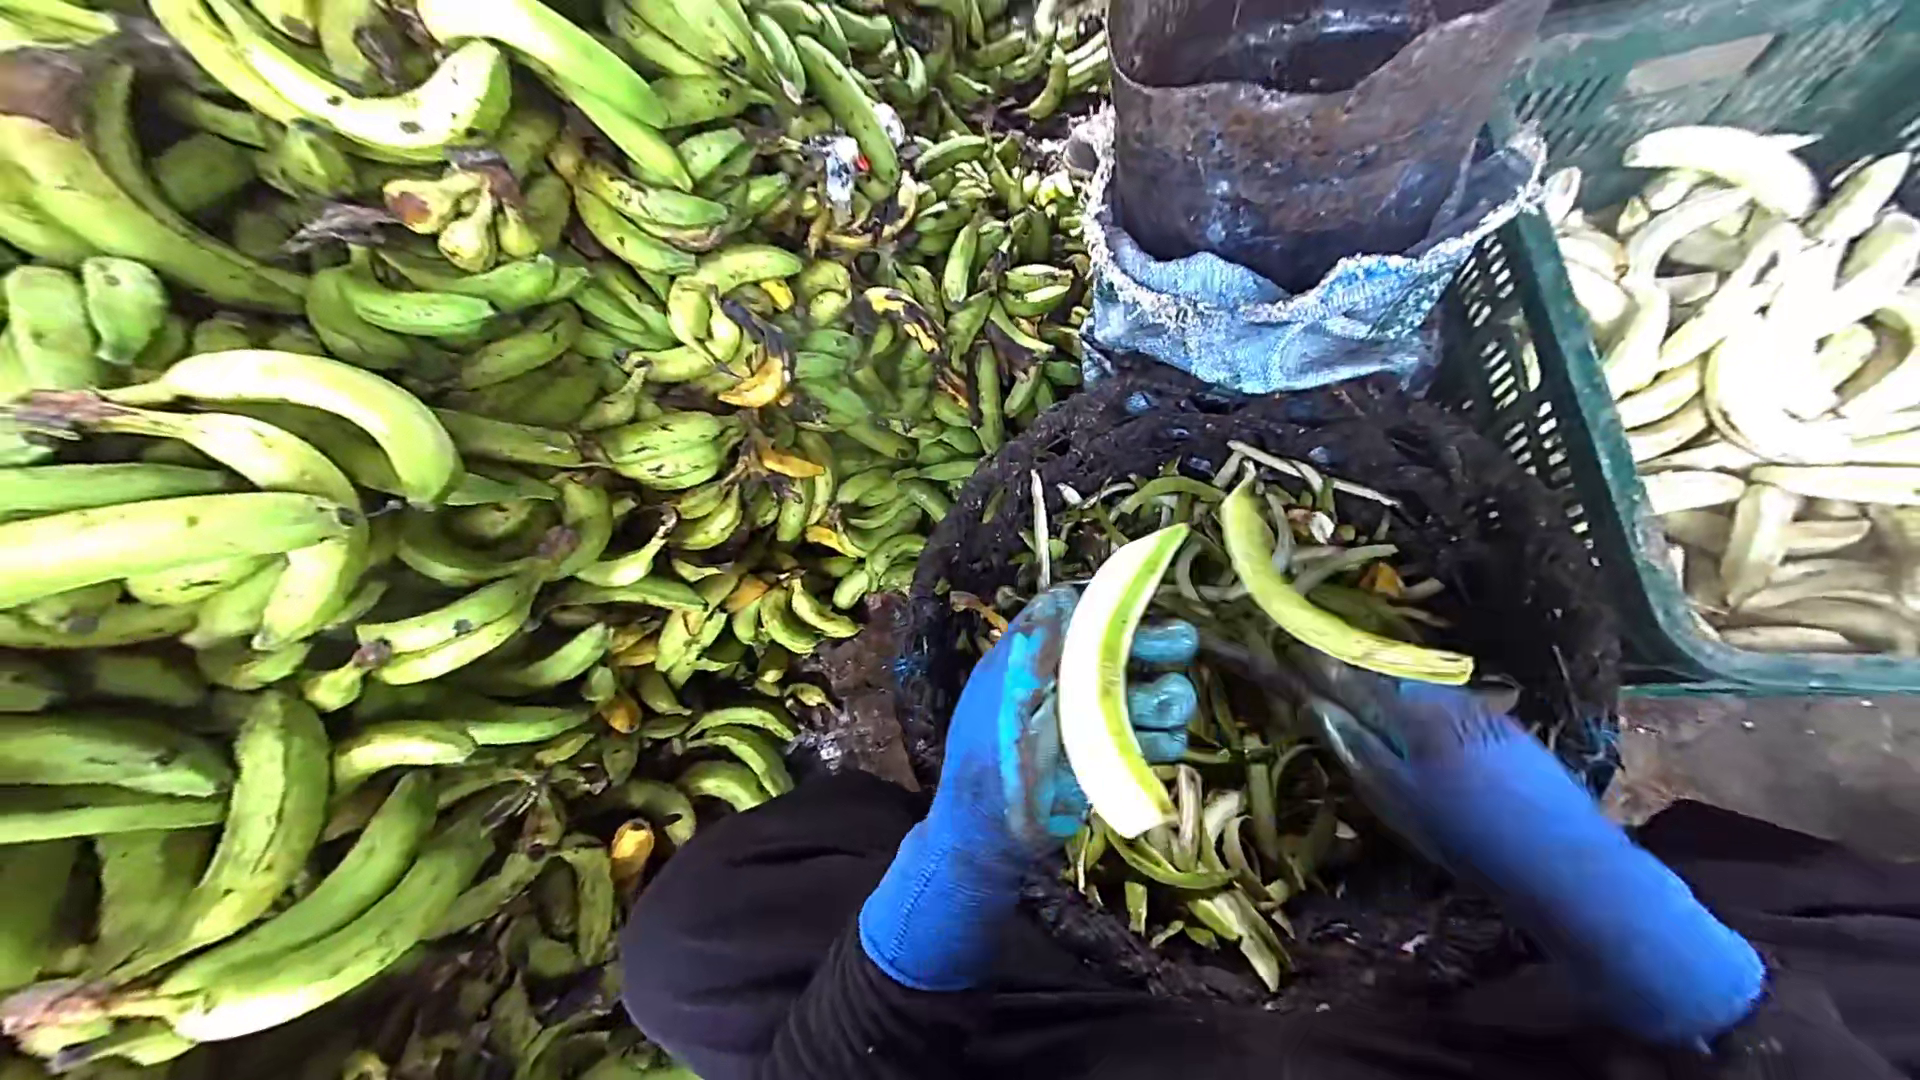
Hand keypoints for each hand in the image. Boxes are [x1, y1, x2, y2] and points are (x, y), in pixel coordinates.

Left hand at [859, 587, 1196, 990]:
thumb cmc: (986, 760)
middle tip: (1179, 647)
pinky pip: (1157, 738)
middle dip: (1155, 648)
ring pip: (1152, 694)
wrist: (989, 834)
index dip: (1115, 612)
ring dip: (1163, 698)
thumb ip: (1031, 653)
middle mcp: (1072, 682)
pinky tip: (1159, 744)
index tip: (1141, 611)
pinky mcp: (1113, 756)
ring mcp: (1096, 720)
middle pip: (1130, 651)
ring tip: (1158, 711)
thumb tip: (1060, 597)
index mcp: (1040, 659)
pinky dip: (1162, 739)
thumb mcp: (1003, 701)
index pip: (1085, 618)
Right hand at [1293, 650, 1764, 1046]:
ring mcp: (1481, 712)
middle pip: (1387, 674)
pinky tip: (1422, 730)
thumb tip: (1313, 705)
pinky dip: (1421, 708)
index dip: (1319, 666)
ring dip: (1388, 690)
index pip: (1352, 676)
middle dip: (1354, 673)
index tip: (1292, 654)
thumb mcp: (1392, 794)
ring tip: (1367, 701)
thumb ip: (1351, 743)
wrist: (1573, 869)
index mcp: (1411, 711)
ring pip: (1419, 689)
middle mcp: (1446, 699)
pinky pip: (1448, 705)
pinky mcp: (1508, 732)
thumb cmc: (1463, 834)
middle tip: (1324, 677)